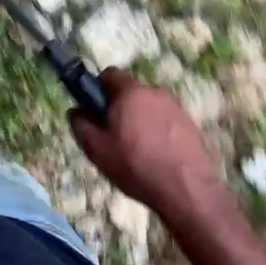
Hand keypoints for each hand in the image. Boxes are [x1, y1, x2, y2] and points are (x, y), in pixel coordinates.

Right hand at [69, 68, 231, 225]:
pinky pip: (166, 122)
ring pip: (149, 109)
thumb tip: (75, 111)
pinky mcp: (190, 124)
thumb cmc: (136, 166)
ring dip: (141, 122)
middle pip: (130, 94)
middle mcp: (154, 92)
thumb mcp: (97, 150)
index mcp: (130, 92)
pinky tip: (158, 158)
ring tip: (139, 154)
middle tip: (115, 139)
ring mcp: (176, 107)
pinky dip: (159, 134)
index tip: (96, 112)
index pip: (109, 75)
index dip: (98, 90)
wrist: (187, 189)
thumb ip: (81, 125)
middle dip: (120, 110)